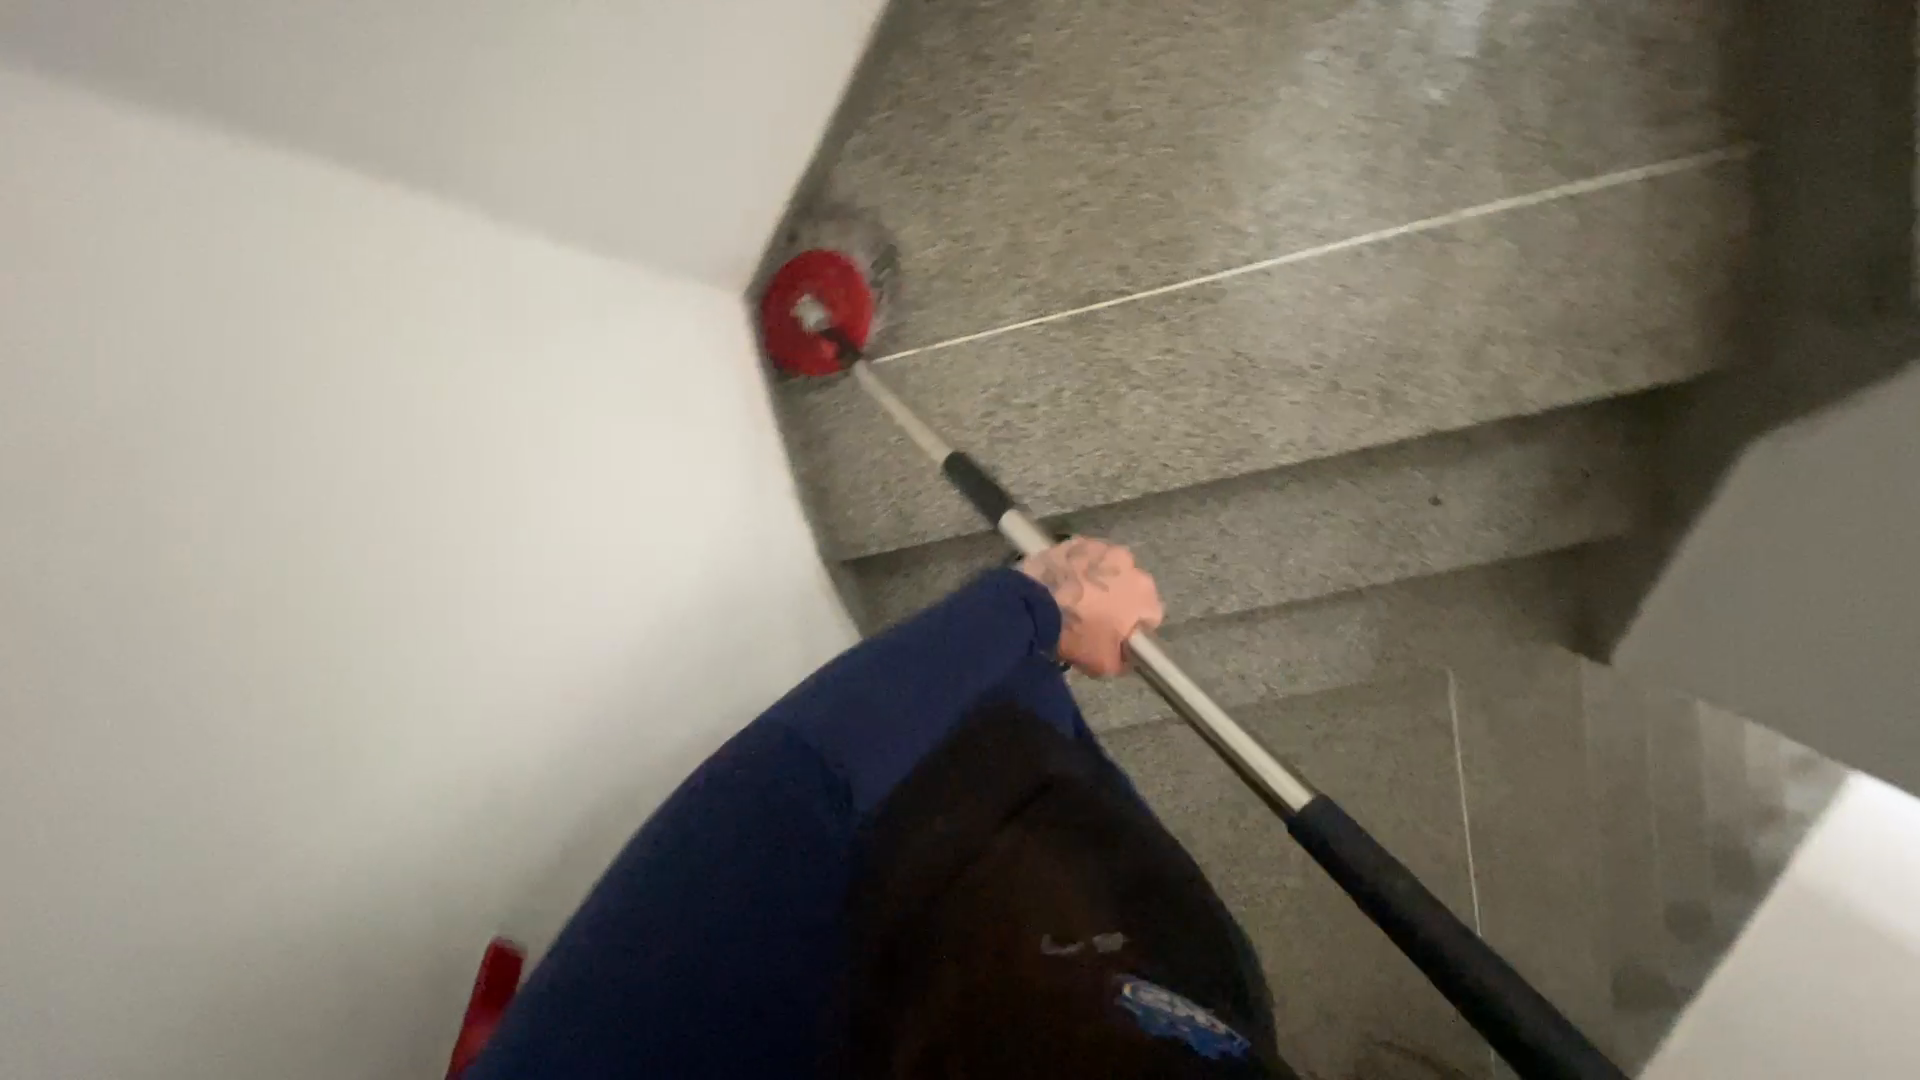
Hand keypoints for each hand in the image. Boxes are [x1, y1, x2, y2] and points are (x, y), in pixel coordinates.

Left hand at [1018, 537, 1163, 676]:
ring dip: (1098, 581)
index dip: (1134, 631)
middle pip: (1129, 588)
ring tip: (1075, 600)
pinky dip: (1076, 569)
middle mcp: (1128, 563)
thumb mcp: (1104, 665)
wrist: (1031, 605)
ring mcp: (1099, 547)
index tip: (1116, 639)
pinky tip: (1061, 585)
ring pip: (1106, 570)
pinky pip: (1082, 560)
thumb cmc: (1076, 634)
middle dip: (1118, 602)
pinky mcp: (1073, 541)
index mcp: (1144, 591)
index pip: (1151, 616)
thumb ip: (1124, 660)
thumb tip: (1124, 655)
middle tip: (1094, 619)